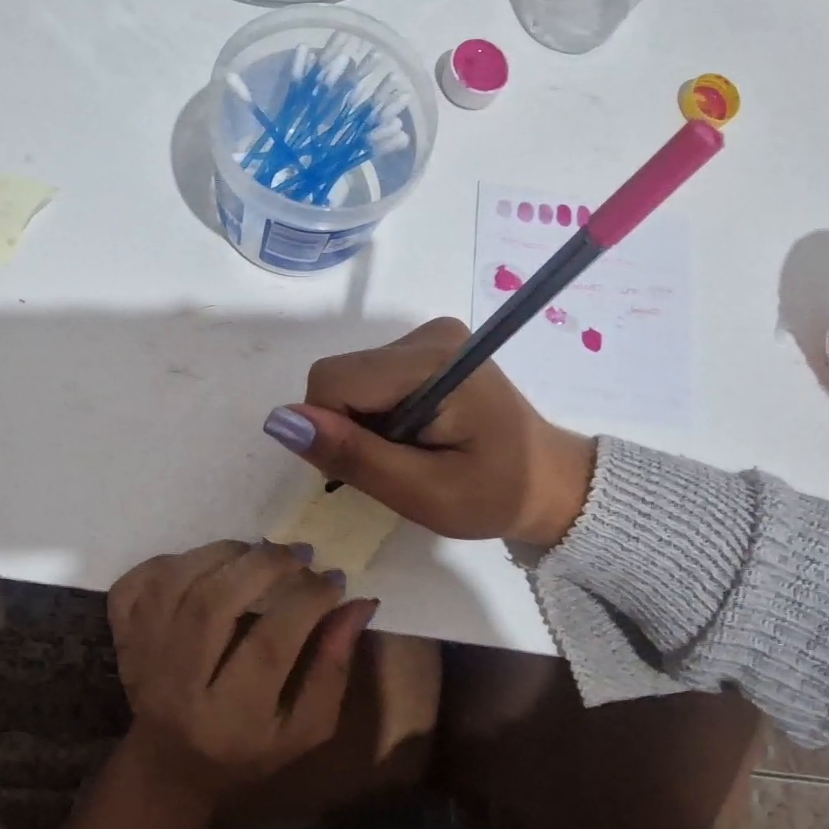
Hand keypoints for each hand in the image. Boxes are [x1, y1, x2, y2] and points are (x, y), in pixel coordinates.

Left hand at [106, 541, 375, 807]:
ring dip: (223, 553)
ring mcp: (141, 657)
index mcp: (229, 719)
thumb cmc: (249, 750)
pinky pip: (138, 582)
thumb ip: (333, 668)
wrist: (170, 767)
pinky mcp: (121, 637)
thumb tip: (359, 603)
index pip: (270, 644)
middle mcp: (177, 686)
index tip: (335, 579)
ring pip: (175, 583)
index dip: (307, 601)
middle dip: (263, 565)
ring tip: (258, 553)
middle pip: (212, 604)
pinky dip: (173, 560)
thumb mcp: (305, 728)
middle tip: (298, 554)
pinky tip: (207, 565)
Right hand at [263, 318, 595, 544]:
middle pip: (340, 377)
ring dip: (365, 424)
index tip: (373, 467)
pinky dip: (379, 415)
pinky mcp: (429, 348)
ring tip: (414, 453)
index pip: (333, 382)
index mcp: (432, 360)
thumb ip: (353, 455)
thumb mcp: (423, 493)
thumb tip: (279, 420)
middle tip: (400, 465)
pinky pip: (370, 379)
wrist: (549, 483)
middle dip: (351, 428)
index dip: (333, 431)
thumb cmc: (495, 495)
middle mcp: (428, 333)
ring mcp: (429, 337)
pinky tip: (417, 436)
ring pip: (351, 380)